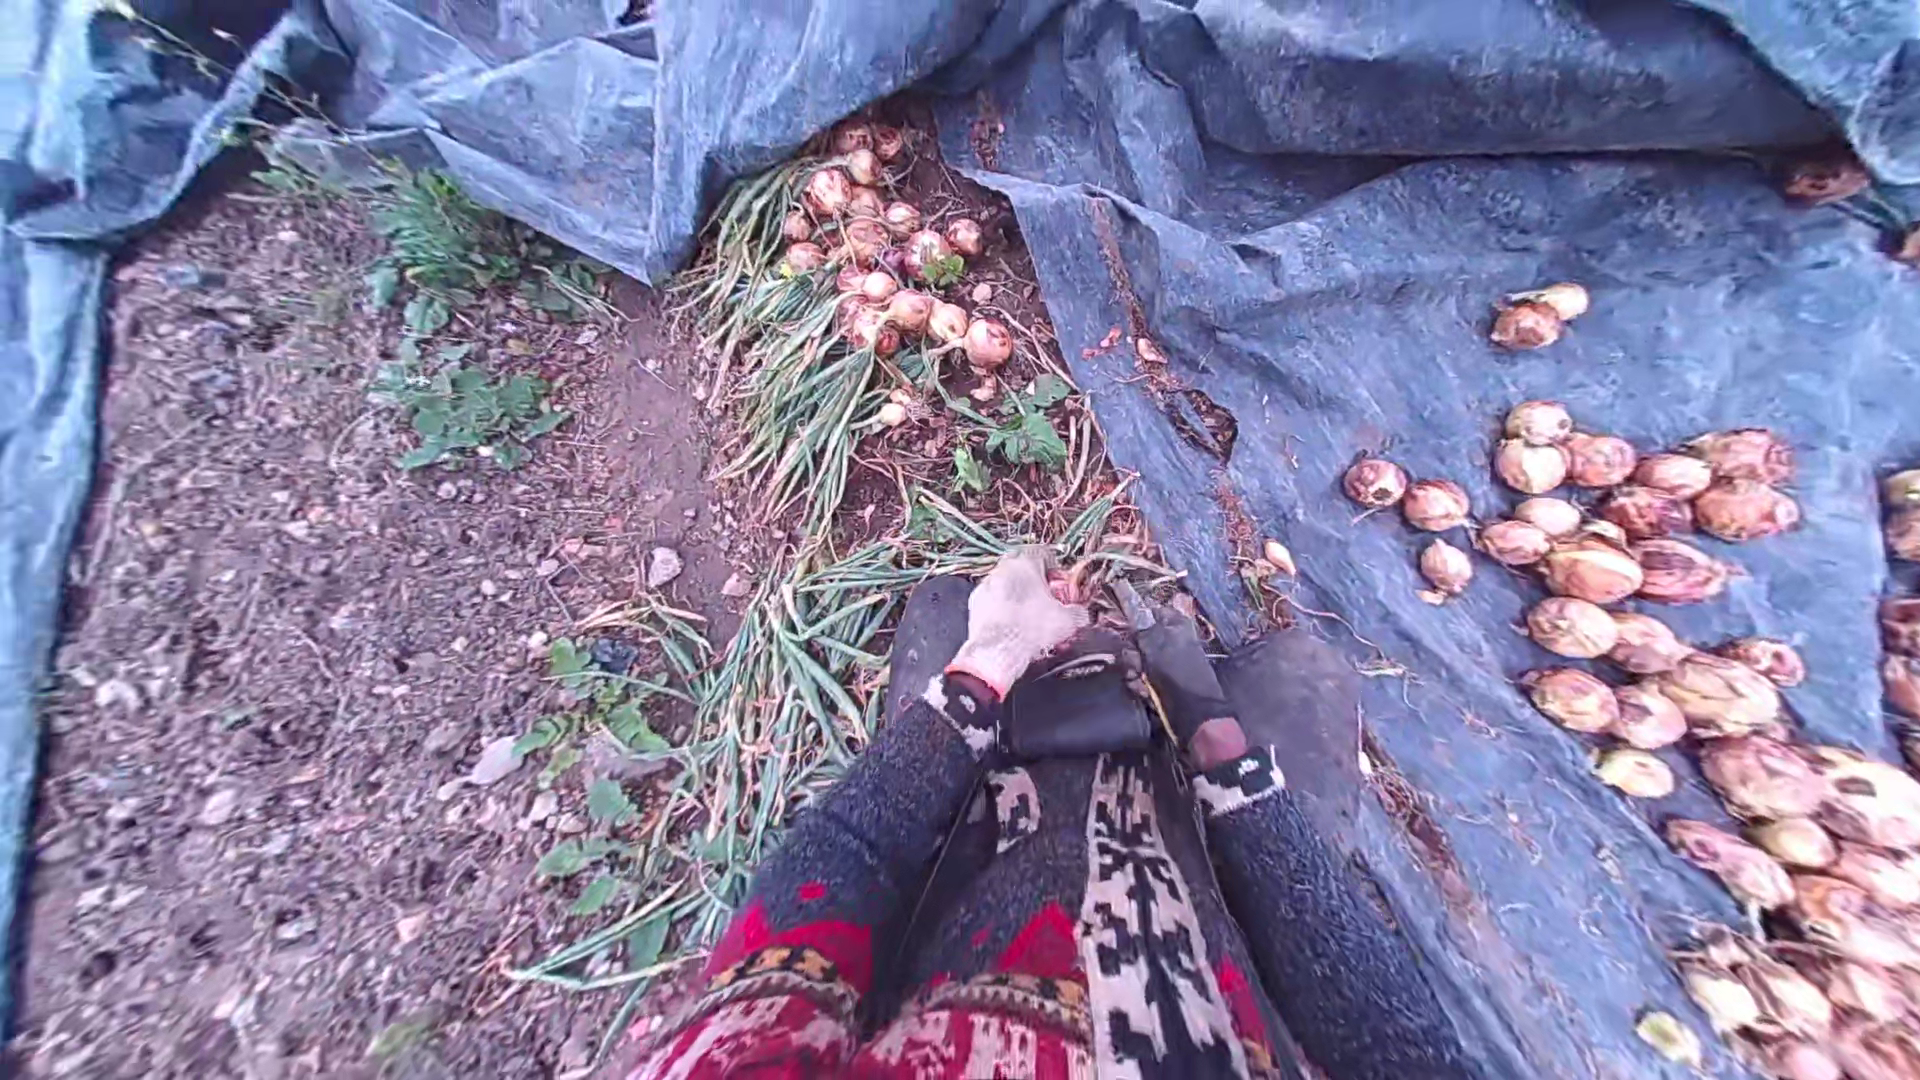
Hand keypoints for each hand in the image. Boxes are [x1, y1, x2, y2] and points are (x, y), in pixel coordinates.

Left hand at [946, 546, 1089, 697]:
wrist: (998, 650)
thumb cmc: (1031, 629)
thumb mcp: (1067, 620)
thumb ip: (1078, 612)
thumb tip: (1082, 614)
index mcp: (1025, 564)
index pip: (1042, 553)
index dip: (1053, 568)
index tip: (1058, 582)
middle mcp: (1003, 570)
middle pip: (1022, 568)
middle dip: (1034, 582)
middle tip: (1045, 598)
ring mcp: (986, 586)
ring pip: (1006, 584)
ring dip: (1017, 595)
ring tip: (1029, 615)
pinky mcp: (975, 604)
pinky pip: (993, 600)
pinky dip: (1002, 609)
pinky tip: (1012, 624)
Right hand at [1134, 600, 1243, 766]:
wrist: (1194, 715)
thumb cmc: (1178, 674)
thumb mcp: (1156, 646)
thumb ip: (1141, 626)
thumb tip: (1130, 599)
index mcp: (1175, 625)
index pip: (1149, 612)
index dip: (1136, 621)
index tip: (1127, 632)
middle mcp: (1170, 641)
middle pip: (1137, 637)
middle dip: (1132, 652)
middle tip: (1136, 663)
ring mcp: (1165, 662)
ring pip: (1135, 658)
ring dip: (1133, 671)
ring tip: (1139, 681)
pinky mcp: (1160, 680)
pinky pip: (1139, 675)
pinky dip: (1138, 684)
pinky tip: (1143, 691)